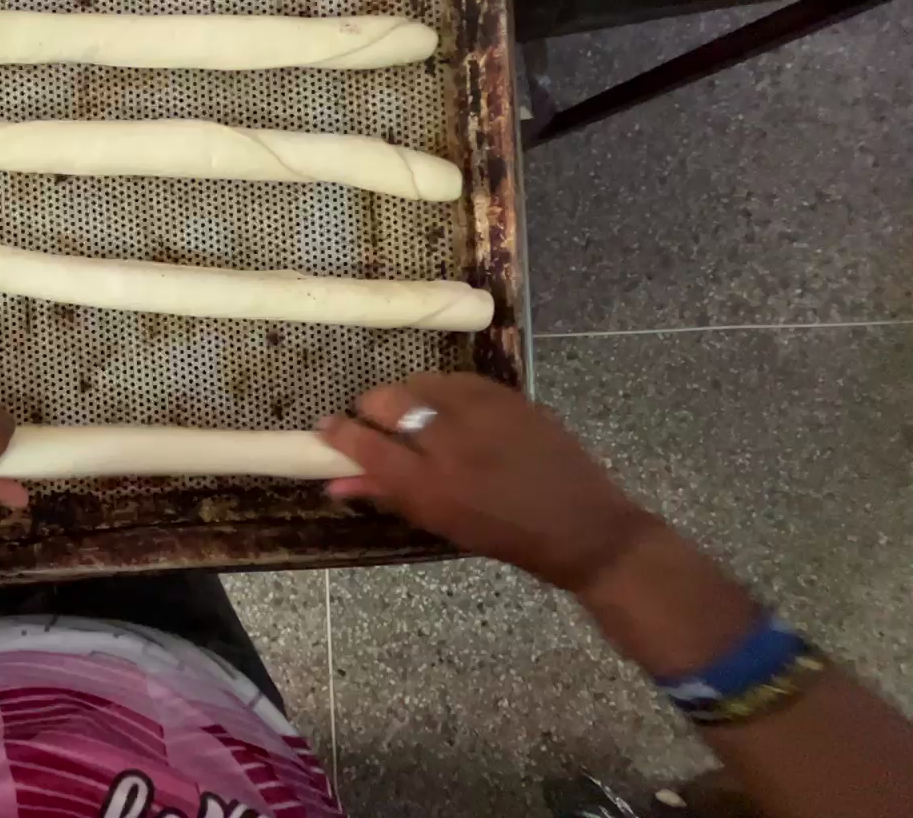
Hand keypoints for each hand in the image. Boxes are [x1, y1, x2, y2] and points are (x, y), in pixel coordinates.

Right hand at [318, 372, 654, 590]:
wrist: (586, 528)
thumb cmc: (501, 533)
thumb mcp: (438, 522)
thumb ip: (382, 493)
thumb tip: (331, 481)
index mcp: (428, 485)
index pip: (362, 445)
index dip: (336, 432)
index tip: (325, 427)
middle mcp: (450, 443)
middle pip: (384, 401)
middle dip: (371, 410)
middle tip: (378, 424)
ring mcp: (481, 414)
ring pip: (416, 383)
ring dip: (406, 398)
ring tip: (417, 416)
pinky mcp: (506, 397)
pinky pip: (453, 379)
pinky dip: (440, 391)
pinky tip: (449, 408)